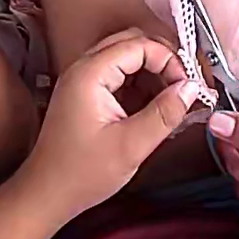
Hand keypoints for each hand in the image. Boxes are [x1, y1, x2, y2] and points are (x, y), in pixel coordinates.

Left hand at [18, 29, 199, 214]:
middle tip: (182, 87)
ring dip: (153, 73)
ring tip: (171, 101)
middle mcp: (84, 69)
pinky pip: (120, 76)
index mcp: (90, 74)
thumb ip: (165, 113)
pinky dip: (141, 86)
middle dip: (163, 61)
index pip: (139, 45)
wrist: (46, 195)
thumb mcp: (132, 146)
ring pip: (127, 58)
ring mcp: (84, 80)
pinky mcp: (88, 94)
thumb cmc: (82, 174)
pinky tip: (155, 109)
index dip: (168, 61)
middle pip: (132, 43)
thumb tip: (192, 88)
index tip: (185, 86)